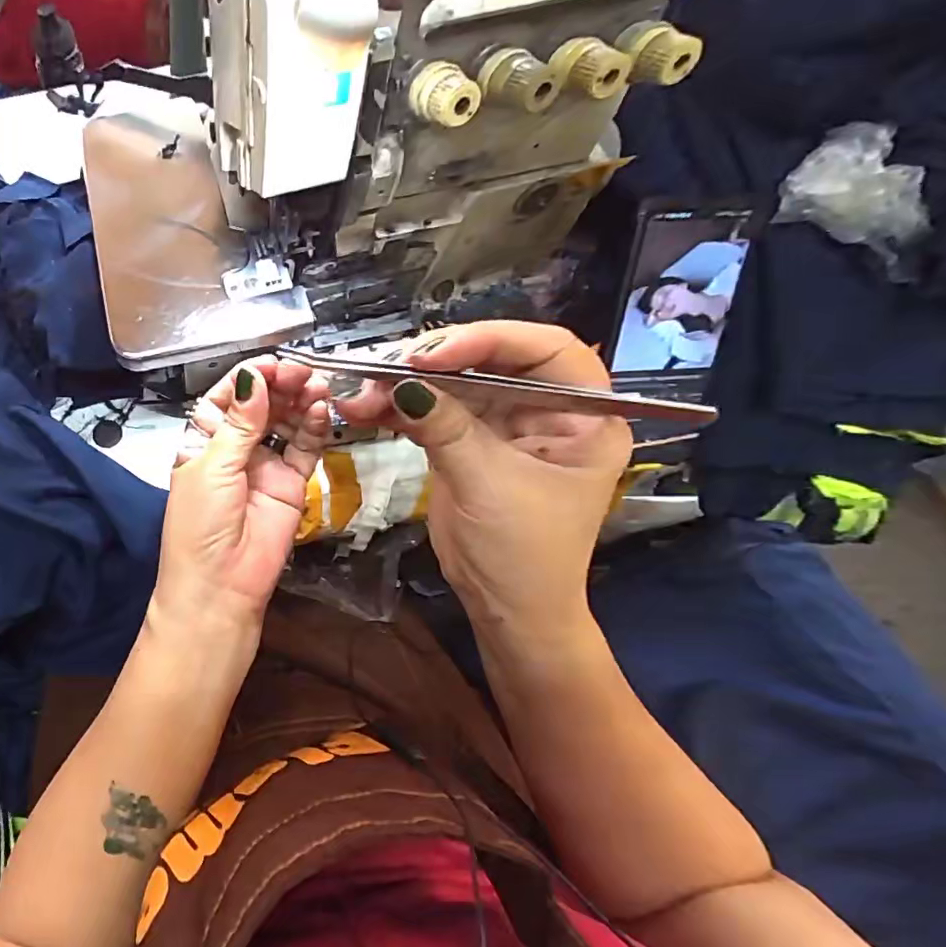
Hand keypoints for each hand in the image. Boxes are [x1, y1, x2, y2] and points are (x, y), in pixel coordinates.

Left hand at [157, 358, 330, 627]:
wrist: (219, 586)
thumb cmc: (198, 527)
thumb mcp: (212, 467)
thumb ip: (239, 424)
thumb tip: (254, 379)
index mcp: (203, 443)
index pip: (226, 399)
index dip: (248, 379)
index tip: (270, 363)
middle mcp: (234, 451)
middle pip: (260, 406)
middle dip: (279, 385)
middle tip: (300, 371)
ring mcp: (263, 467)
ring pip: (286, 423)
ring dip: (300, 401)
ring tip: (315, 385)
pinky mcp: (290, 484)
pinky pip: (305, 448)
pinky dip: (314, 427)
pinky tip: (320, 410)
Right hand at [335, 321, 630, 630]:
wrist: (506, 606)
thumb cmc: (521, 551)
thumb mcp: (487, 483)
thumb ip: (446, 427)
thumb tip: (399, 384)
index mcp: (584, 415)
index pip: (545, 352)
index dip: (488, 340)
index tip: (429, 355)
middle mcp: (545, 411)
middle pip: (490, 363)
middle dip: (434, 363)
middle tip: (385, 369)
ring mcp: (502, 427)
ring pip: (452, 387)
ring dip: (404, 387)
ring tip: (361, 394)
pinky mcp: (466, 445)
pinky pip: (431, 415)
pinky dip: (398, 411)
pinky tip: (365, 410)